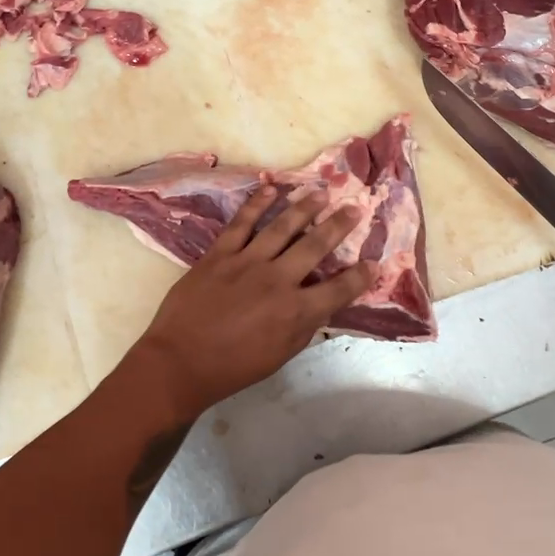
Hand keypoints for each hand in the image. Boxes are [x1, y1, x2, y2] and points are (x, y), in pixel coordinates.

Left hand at [128, 185, 373, 420]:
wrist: (181, 361)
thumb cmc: (234, 367)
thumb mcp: (280, 354)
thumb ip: (304, 326)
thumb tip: (322, 304)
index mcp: (295, 312)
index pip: (339, 289)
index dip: (359, 276)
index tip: (373, 262)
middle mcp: (277, 281)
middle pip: (315, 246)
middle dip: (338, 225)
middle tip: (355, 207)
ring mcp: (247, 262)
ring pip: (282, 227)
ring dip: (304, 207)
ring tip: (321, 192)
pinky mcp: (220, 253)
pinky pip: (241, 223)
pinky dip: (257, 204)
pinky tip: (271, 189)